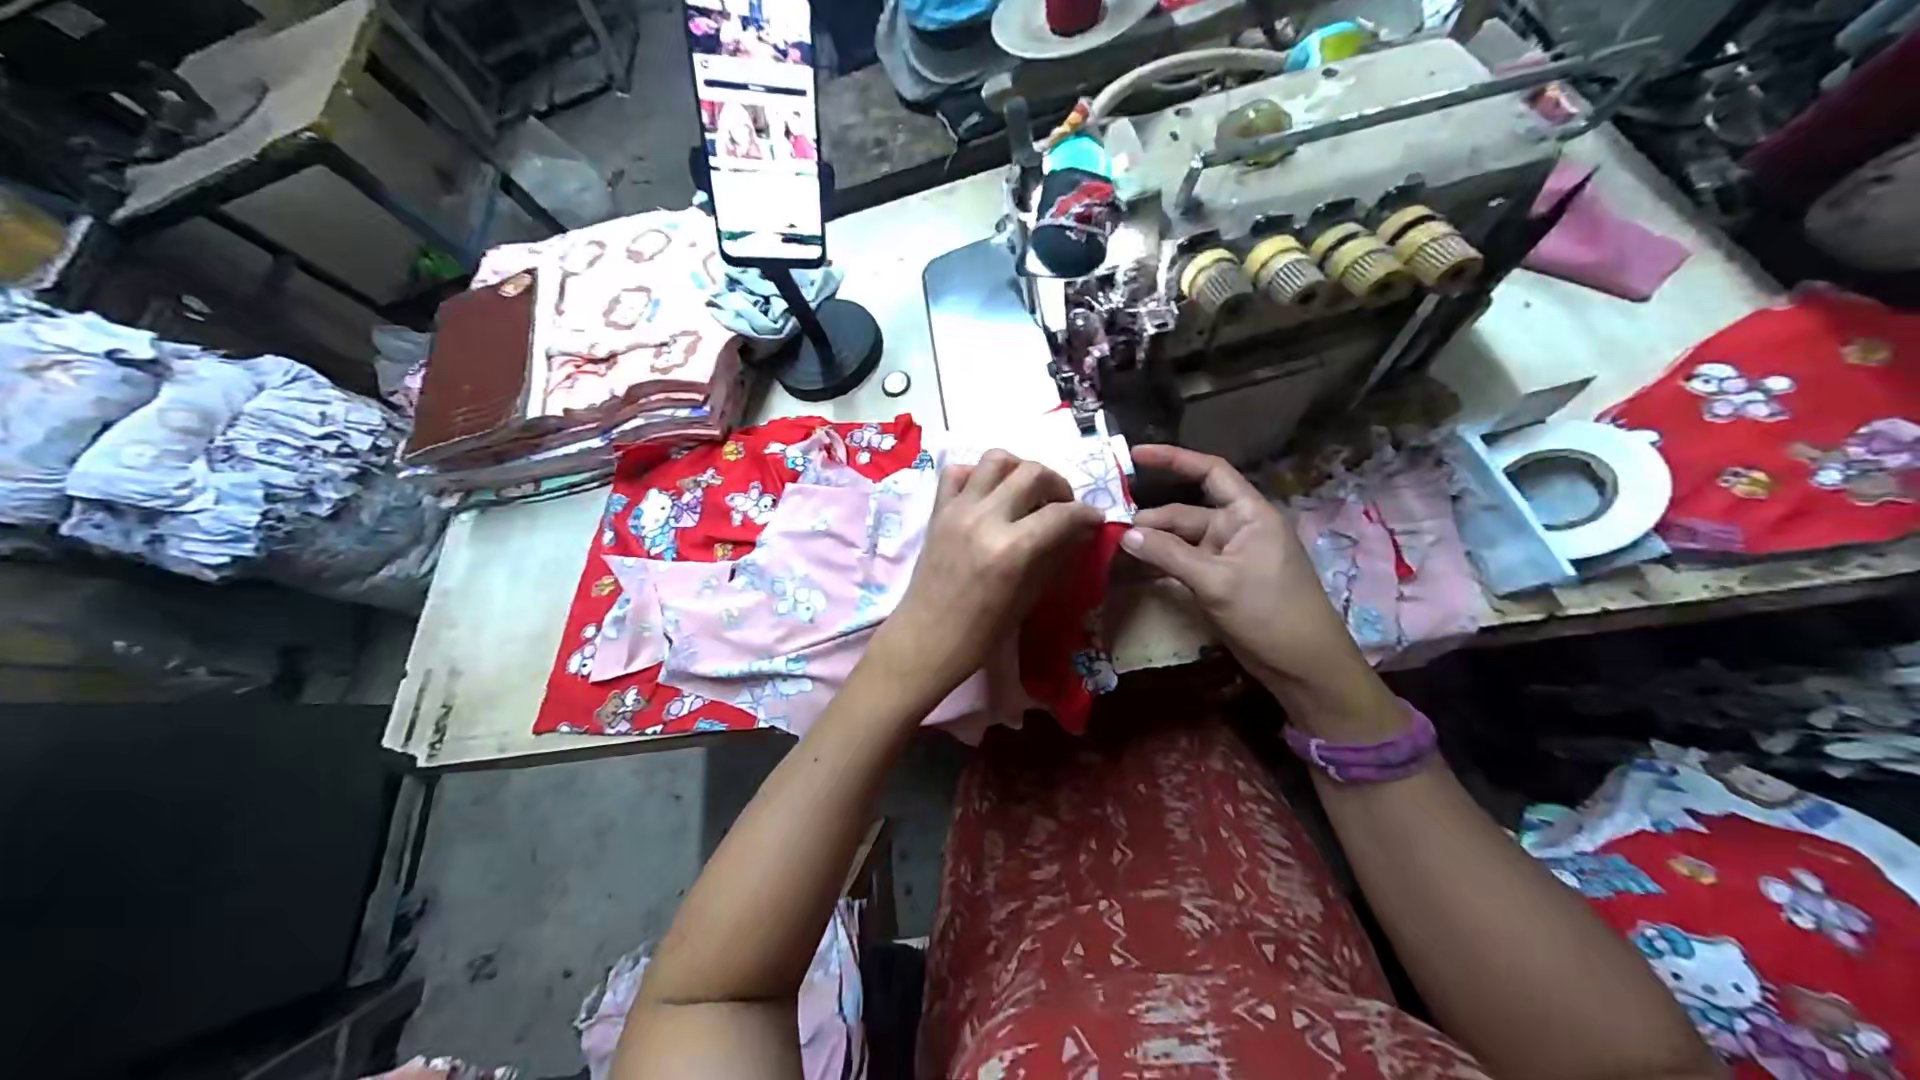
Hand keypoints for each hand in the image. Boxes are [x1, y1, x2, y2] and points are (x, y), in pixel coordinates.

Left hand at [872, 450, 1102, 701]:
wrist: (927, 638)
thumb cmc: (982, 631)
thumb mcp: (1030, 596)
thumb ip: (1056, 555)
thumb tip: (1080, 530)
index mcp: (1012, 548)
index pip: (1062, 514)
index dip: (1087, 514)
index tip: (1094, 519)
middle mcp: (985, 518)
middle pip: (1032, 472)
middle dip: (1057, 484)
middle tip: (1062, 505)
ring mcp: (958, 510)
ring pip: (996, 459)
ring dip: (1020, 469)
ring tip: (1027, 491)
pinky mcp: (938, 510)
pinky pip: (957, 472)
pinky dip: (978, 475)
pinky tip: (989, 494)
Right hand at [1121, 445, 1400, 736]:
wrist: (1303, 666)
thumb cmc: (1270, 613)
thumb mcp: (1217, 581)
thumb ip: (1169, 555)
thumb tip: (1124, 533)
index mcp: (1248, 515)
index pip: (1209, 472)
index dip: (1173, 459)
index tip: (1134, 456)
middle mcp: (1237, 529)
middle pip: (1185, 513)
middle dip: (1150, 519)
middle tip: (1109, 530)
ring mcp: (1227, 557)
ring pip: (1181, 541)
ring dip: (1152, 545)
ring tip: (1114, 550)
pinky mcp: (1219, 582)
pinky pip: (1184, 565)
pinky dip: (1161, 565)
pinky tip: (1134, 569)